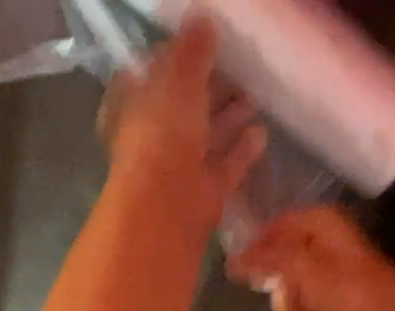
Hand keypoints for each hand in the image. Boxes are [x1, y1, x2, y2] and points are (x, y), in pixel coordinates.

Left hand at [99, 20, 267, 226]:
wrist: (167, 206)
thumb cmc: (162, 134)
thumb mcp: (177, 79)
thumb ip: (192, 50)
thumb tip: (203, 18)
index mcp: (132, 106)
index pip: (152, 74)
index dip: (175, 57)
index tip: (204, 43)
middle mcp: (153, 137)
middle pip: (183, 106)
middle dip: (210, 88)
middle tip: (240, 67)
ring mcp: (179, 167)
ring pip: (207, 136)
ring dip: (230, 117)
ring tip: (256, 96)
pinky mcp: (203, 192)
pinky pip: (225, 166)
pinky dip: (242, 150)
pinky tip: (262, 134)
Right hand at [229, 206, 394, 310]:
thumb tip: (281, 285)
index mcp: (339, 285)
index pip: (289, 250)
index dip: (257, 254)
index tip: (234, 268)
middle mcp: (365, 268)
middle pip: (322, 221)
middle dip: (285, 228)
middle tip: (258, 249)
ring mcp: (383, 277)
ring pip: (341, 234)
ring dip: (307, 239)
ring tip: (279, 263)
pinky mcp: (390, 292)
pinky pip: (353, 256)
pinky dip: (326, 256)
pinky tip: (307, 281)